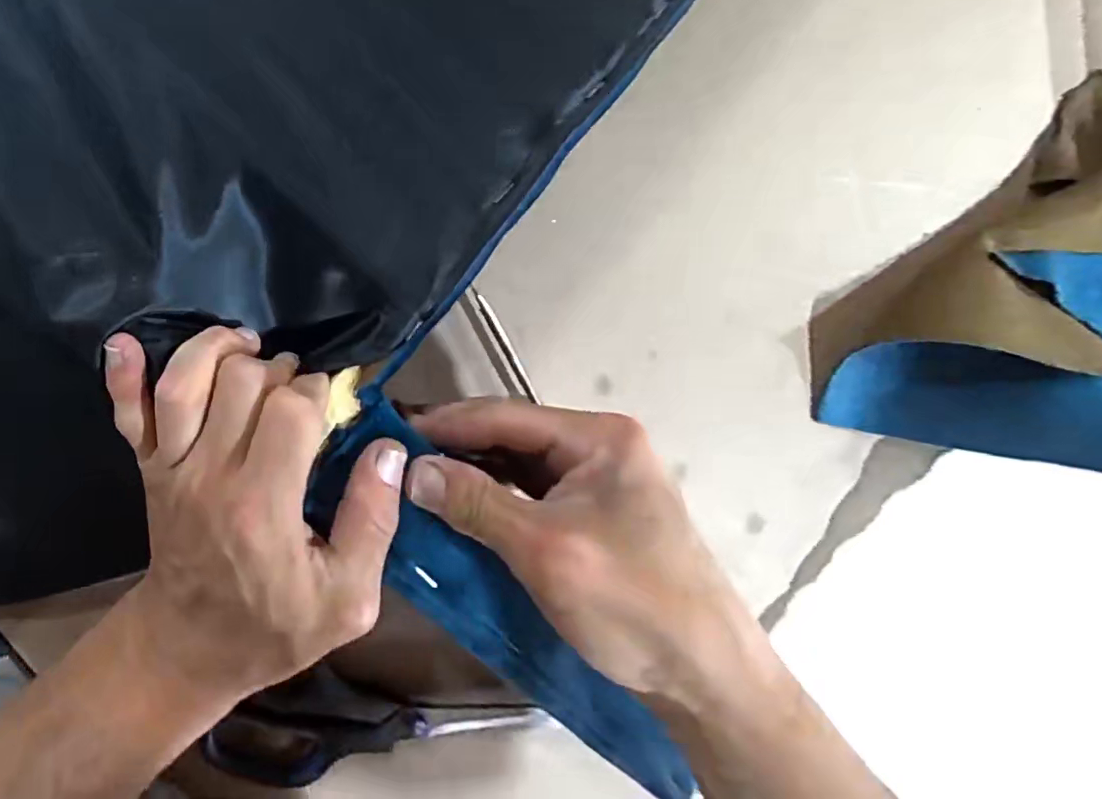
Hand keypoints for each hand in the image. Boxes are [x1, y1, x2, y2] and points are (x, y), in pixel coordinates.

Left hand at [102, 327, 406, 702]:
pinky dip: (124, 376)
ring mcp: (170, 467)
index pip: (291, 412)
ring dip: (214, 349)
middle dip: (277, 367)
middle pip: (240, 383)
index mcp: (263, 506)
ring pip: (183, 384)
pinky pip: (127, 414)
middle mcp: (209, 475)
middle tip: (296, 381)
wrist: (188, 645)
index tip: (331, 396)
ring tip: (245, 344)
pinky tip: (127, 343)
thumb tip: (388, 449)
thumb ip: (371, 521)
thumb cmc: (272, 626)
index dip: (318, 389)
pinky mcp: (146, 467)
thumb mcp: (346, 599)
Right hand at [404, 399, 765, 705]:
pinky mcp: (588, 511)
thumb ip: (475, 502)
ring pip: (511, 461)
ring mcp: (594, 479)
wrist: (711, 687)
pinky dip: (486, 494)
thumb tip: (409, 469)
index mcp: (598, 438)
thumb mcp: (544, 550)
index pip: (503, 415)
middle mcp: (596, 447)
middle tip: (395, 454)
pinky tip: (453, 502)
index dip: (443, 422)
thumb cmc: (633, 606)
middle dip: (451, 445)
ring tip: (414, 475)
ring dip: (466, 469)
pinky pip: (523, 490)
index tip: (390, 431)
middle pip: (506, 434)